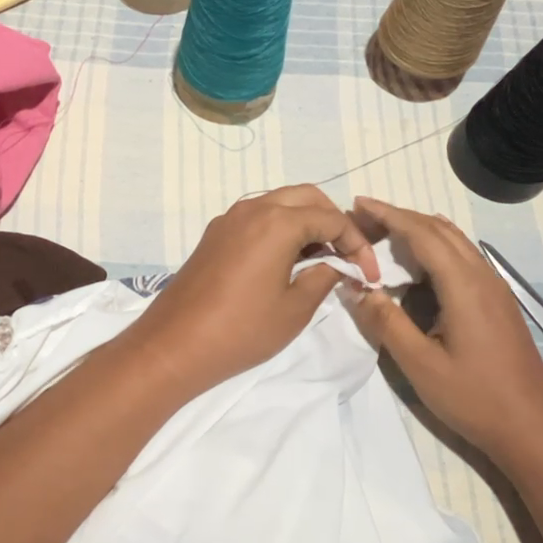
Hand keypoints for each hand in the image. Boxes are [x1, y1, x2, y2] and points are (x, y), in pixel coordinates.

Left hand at [120, 185, 375, 389]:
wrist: (174, 345)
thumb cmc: (241, 330)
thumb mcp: (294, 309)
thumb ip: (323, 277)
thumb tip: (335, 264)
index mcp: (277, 222)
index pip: (332, 219)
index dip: (357, 245)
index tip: (368, 275)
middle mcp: (252, 209)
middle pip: (306, 198)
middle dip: (333, 221)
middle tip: (348, 256)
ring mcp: (228, 220)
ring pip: (279, 203)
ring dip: (305, 222)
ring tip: (322, 258)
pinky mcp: (214, 235)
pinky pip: (257, 218)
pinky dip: (280, 229)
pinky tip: (288, 261)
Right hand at [344, 197, 542, 464]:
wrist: (533, 429)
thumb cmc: (474, 398)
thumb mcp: (419, 364)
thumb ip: (385, 321)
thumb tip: (355, 287)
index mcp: (464, 285)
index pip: (422, 233)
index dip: (388, 215)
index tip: (357, 204)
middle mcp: (483, 276)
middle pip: (439, 230)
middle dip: (400, 217)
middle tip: (362, 218)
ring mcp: (495, 288)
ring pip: (454, 241)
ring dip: (419, 230)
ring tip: (383, 234)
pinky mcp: (498, 302)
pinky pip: (463, 257)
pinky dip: (435, 247)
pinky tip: (418, 264)